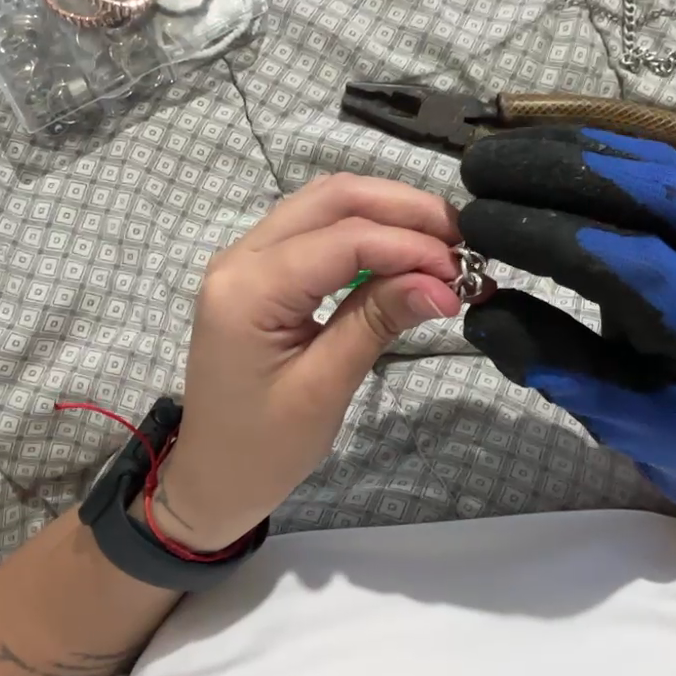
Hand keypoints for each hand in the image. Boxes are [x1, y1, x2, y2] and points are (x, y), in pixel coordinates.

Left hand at [149, 174, 465, 549]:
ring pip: (323, 205)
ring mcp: (244, 259)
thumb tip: (443, 283)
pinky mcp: (258, 272)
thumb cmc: (263, 448)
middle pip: (331, 198)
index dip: (409, 245)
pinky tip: (400, 251)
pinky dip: (362, 231)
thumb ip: (377, 321)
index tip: (463, 270)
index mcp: (247, 290)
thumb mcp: (325, 388)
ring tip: (440, 242)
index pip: (342, 240)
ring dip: (385, 214)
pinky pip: (313, 230)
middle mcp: (239, 257)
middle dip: (402, 209)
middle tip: (460, 240)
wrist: (212, 477)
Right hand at [457, 127, 675, 509]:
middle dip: (559, 170)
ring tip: (498, 155)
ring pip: (656, 166)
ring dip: (570, 150)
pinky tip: (537, 151)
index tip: (476, 225)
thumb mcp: (612, 419)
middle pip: (657, 192)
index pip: (636, 265)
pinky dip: (591, 151)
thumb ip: (554, 365)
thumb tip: (479, 311)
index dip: (548, 235)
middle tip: (479, 170)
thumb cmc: (675, 430)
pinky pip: (655, 167)